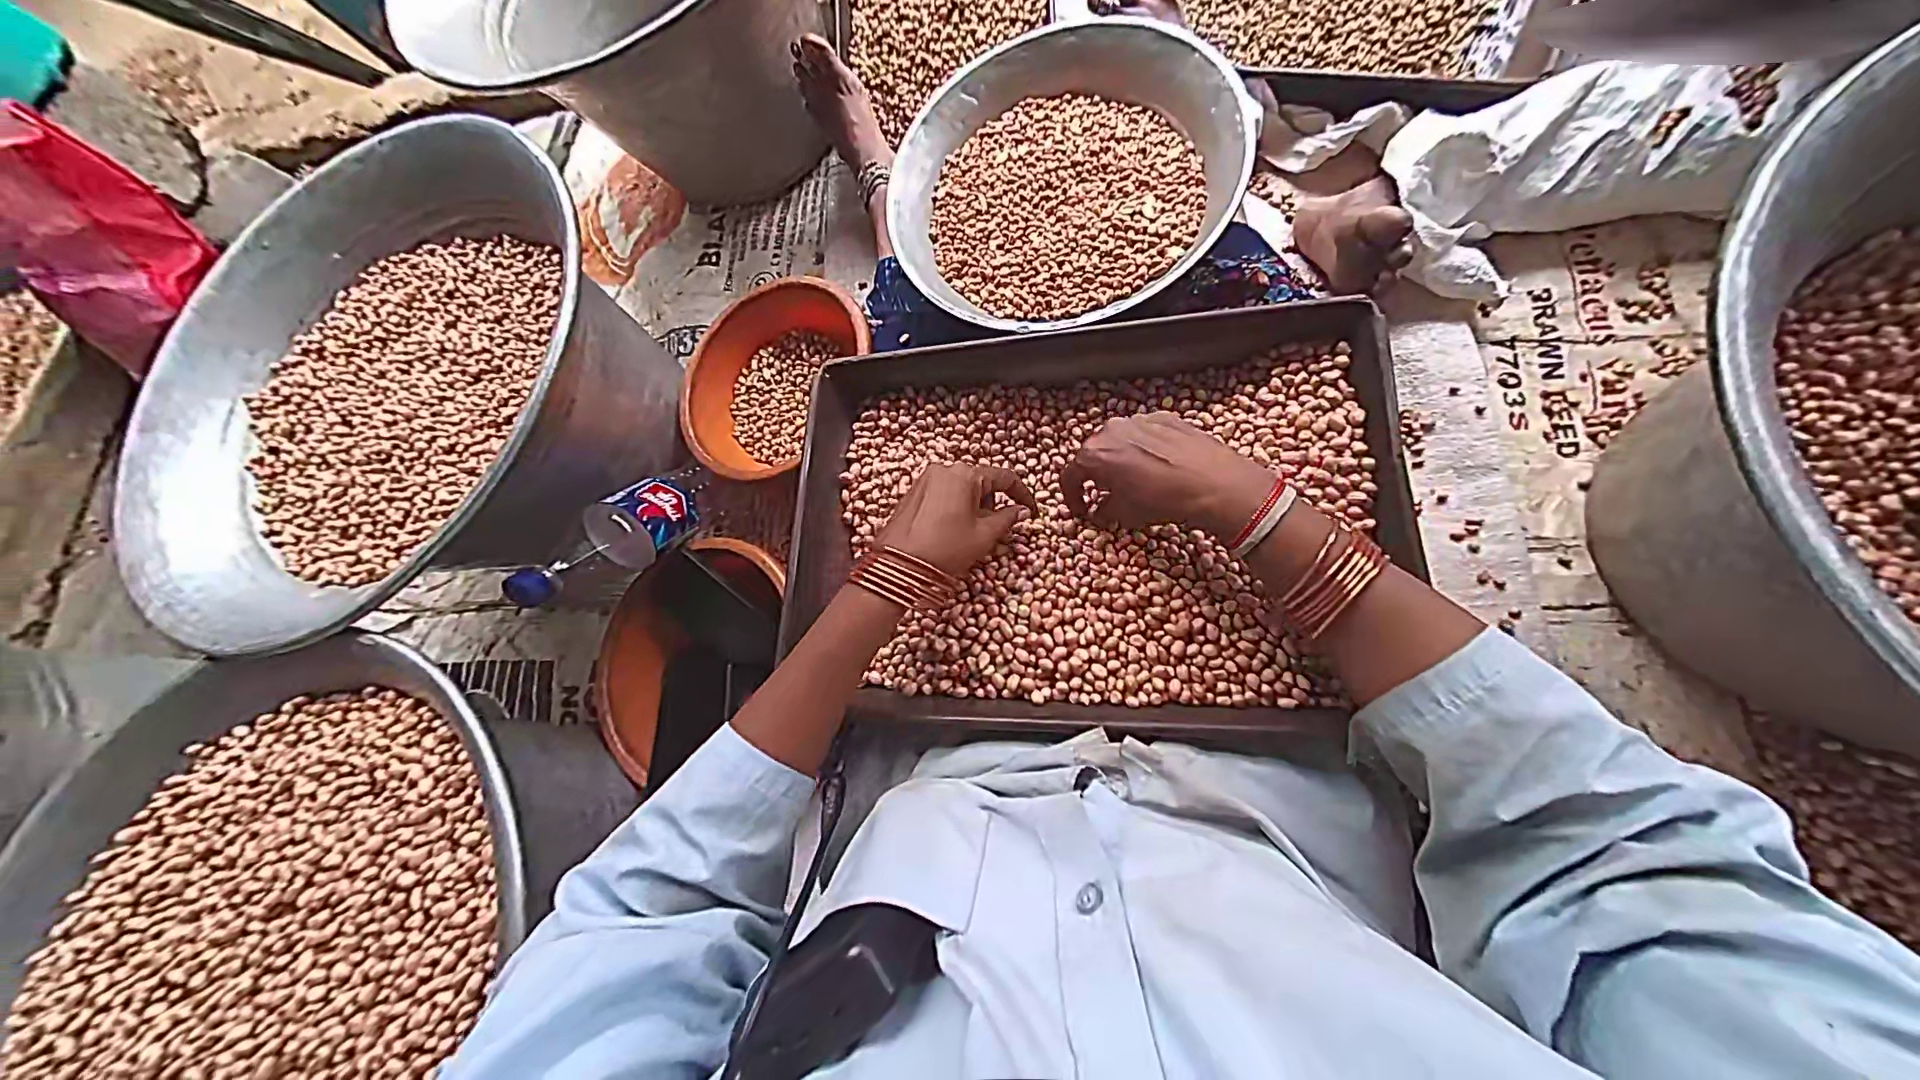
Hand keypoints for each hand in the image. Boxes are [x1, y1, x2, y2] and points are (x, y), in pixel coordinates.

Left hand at [874, 462, 1037, 576]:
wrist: (898, 566)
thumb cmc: (944, 549)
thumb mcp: (983, 536)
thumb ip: (1007, 519)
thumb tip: (1021, 511)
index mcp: (964, 474)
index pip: (1004, 477)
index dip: (1022, 495)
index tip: (1031, 512)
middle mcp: (944, 470)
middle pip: (982, 482)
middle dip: (994, 504)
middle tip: (997, 530)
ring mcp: (926, 480)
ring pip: (963, 489)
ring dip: (975, 507)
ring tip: (971, 535)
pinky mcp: (914, 493)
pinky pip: (945, 495)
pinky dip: (957, 509)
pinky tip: (954, 532)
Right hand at [1060, 412, 1275, 537]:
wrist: (1212, 484)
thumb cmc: (1164, 499)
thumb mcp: (1124, 514)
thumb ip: (1103, 509)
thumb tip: (1100, 509)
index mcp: (1094, 454)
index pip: (1070, 475)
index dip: (1073, 497)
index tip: (1081, 508)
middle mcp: (1111, 431)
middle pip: (1093, 454)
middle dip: (1096, 475)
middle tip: (1105, 495)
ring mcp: (1139, 421)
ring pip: (1119, 441)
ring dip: (1120, 460)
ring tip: (1135, 482)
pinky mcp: (1165, 418)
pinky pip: (1145, 434)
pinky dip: (1144, 449)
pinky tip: (1158, 468)